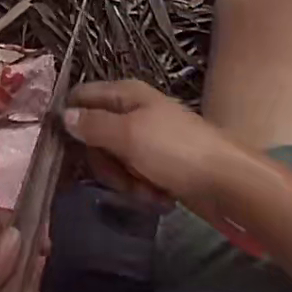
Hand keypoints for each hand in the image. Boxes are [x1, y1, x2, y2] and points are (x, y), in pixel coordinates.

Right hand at [60, 80, 246, 207]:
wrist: (228, 183)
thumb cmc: (176, 150)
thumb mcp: (128, 135)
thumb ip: (93, 125)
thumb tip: (63, 115)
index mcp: (124, 94)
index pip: (81, 98)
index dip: (70, 121)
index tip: (64, 150)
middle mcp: (132, 112)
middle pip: (94, 136)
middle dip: (105, 164)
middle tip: (123, 175)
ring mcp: (146, 140)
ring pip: (113, 162)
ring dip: (126, 182)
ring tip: (148, 189)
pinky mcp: (158, 165)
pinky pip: (134, 177)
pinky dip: (144, 190)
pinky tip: (159, 196)